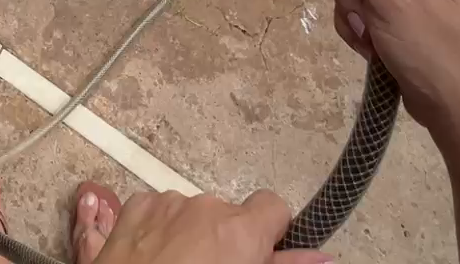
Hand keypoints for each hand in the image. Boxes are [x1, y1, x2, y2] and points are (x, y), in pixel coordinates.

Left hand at [92, 189, 331, 263]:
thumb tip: (325, 259)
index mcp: (239, 231)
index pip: (273, 205)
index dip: (272, 231)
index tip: (264, 257)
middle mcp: (203, 205)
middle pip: (229, 216)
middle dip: (227, 244)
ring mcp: (164, 201)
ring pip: (193, 215)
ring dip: (193, 239)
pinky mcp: (134, 206)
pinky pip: (160, 213)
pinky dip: (162, 233)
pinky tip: (152, 262)